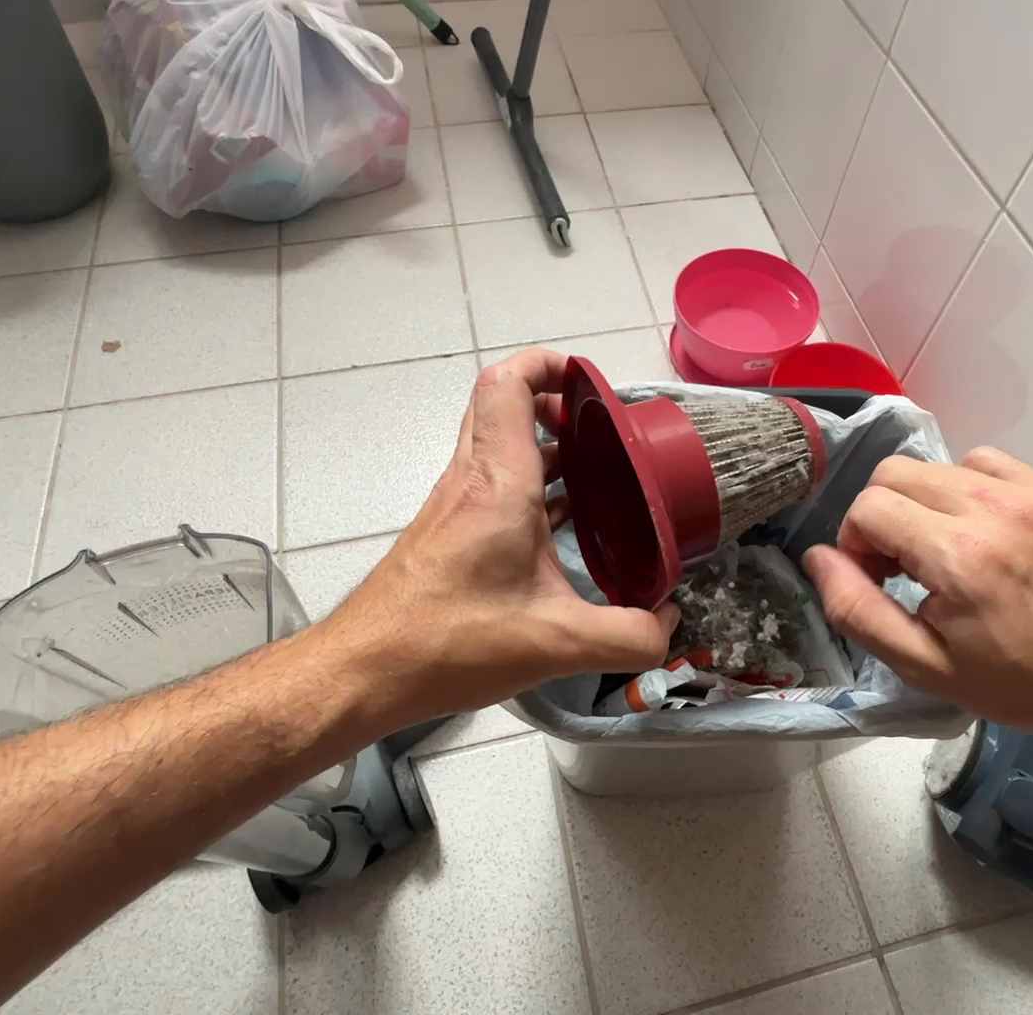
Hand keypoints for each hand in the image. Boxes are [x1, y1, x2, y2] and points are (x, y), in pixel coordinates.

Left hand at [325, 349, 678, 724]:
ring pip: (497, 441)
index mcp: (499, 483)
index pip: (508, 384)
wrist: (365, 669)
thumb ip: (627, 636)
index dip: (547, 364)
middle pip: (502, 402)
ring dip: (543, 442)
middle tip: (599, 429)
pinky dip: (530, 481)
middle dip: (552, 400)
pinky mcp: (449, 529)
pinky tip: (563, 523)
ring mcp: (455, 502)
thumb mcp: (557, 643)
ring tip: (594, 471)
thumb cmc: (450, 642)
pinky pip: (493, 480)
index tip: (590, 385)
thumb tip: (667, 624)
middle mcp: (472, 479)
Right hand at [801, 447, 1032, 749]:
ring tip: (943, 550)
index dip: (856, 542)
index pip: (869, 506)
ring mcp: (1032, 493)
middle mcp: (993, 509)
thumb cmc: (1017, 684)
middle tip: (901, 566)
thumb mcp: (923, 666)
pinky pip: (984, 463)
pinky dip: (965, 489)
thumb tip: (817, 557)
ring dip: (922, 503)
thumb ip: (856, 609)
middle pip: (894, 473)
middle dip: (880, 516)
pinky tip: (980, 531)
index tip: (876, 578)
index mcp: (959, 556)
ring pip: (935, 465)